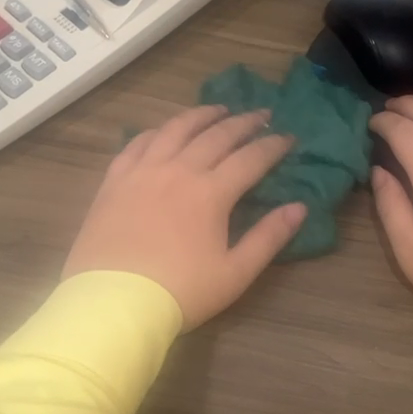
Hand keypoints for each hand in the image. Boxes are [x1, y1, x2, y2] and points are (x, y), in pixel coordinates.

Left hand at [65, 105, 305, 328]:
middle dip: (243, 123)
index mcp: (211, 193)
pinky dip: (158, 131)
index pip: (250, 158)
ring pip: (176, 130)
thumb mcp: (234, 273)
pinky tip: (165, 130)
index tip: (288, 137)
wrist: (113, 303)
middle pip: (216, 136)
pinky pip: (138, 143)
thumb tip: (299, 207)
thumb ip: (268, 238)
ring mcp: (143, 172)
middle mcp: (178, 171)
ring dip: (201, 115)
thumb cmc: (180, 293)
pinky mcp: (114, 181)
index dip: (272, 146)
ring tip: (217, 109)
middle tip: (261, 115)